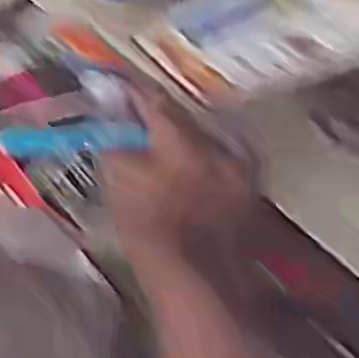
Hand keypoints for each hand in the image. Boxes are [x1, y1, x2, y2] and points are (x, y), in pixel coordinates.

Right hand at [104, 92, 254, 267]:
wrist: (194, 279)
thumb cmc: (147, 223)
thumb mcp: (117, 172)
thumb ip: (114, 136)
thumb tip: (110, 114)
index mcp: (188, 143)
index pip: (155, 100)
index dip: (129, 87)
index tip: (110, 78)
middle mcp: (224, 151)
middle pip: (183, 117)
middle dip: (152, 110)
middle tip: (126, 107)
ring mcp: (243, 174)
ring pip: (202, 137)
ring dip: (174, 131)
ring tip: (148, 134)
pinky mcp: (249, 194)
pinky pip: (216, 158)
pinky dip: (192, 152)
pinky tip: (173, 161)